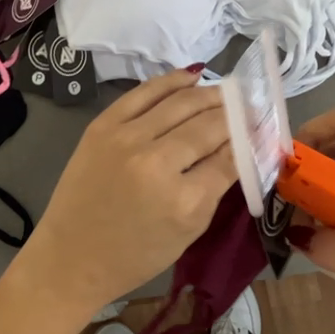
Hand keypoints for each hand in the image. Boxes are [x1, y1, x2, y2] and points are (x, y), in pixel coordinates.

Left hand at [5, 69, 238, 321]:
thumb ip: (216, 186)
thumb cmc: (135, 255)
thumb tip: (242, 146)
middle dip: (234, 112)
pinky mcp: (103, 125)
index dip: (251, 137)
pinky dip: (171, 82)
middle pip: (208, 124)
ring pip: (181, 102)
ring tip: (227, 90)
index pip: (230, 156)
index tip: (263, 124)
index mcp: (183, 200)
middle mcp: (156, 162)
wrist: (71, 256)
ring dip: (209, 93)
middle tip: (251, 104)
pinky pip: (144, 93)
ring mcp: (126, 138)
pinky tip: (192, 77)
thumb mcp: (188, 231)